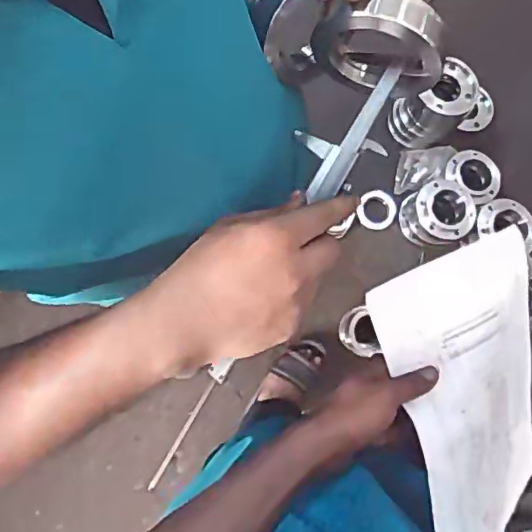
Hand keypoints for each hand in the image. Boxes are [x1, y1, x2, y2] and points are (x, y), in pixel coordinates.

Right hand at [134, 194, 354, 372]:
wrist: (182, 323)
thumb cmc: (198, 268)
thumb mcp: (229, 227)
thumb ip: (270, 215)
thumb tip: (297, 204)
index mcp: (279, 238)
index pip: (325, 217)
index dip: (340, 207)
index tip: (348, 204)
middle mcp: (297, 270)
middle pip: (334, 250)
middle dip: (325, 241)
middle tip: (305, 240)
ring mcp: (298, 303)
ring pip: (320, 278)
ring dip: (308, 269)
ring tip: (275, 273)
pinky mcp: (292, 327)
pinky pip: (304, 303)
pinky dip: (294, 295)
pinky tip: (266, 297)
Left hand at [302, 361, 437, 469]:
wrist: (328, 447)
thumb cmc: (357, 414)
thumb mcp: (387, 395)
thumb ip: (409, 384)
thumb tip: (433, 370)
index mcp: (368, 373)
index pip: (392, 361)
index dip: (411, 362)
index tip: (434, 363)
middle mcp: (366, 388)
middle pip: (394, 386)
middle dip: (414, 389)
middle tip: (442, 388)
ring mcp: (364, 411)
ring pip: (392, 409)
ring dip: (409, 412)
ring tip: (438, 411)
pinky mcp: (364, 433)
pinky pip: (387, 429)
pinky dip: (400, 432)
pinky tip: (419, 436)